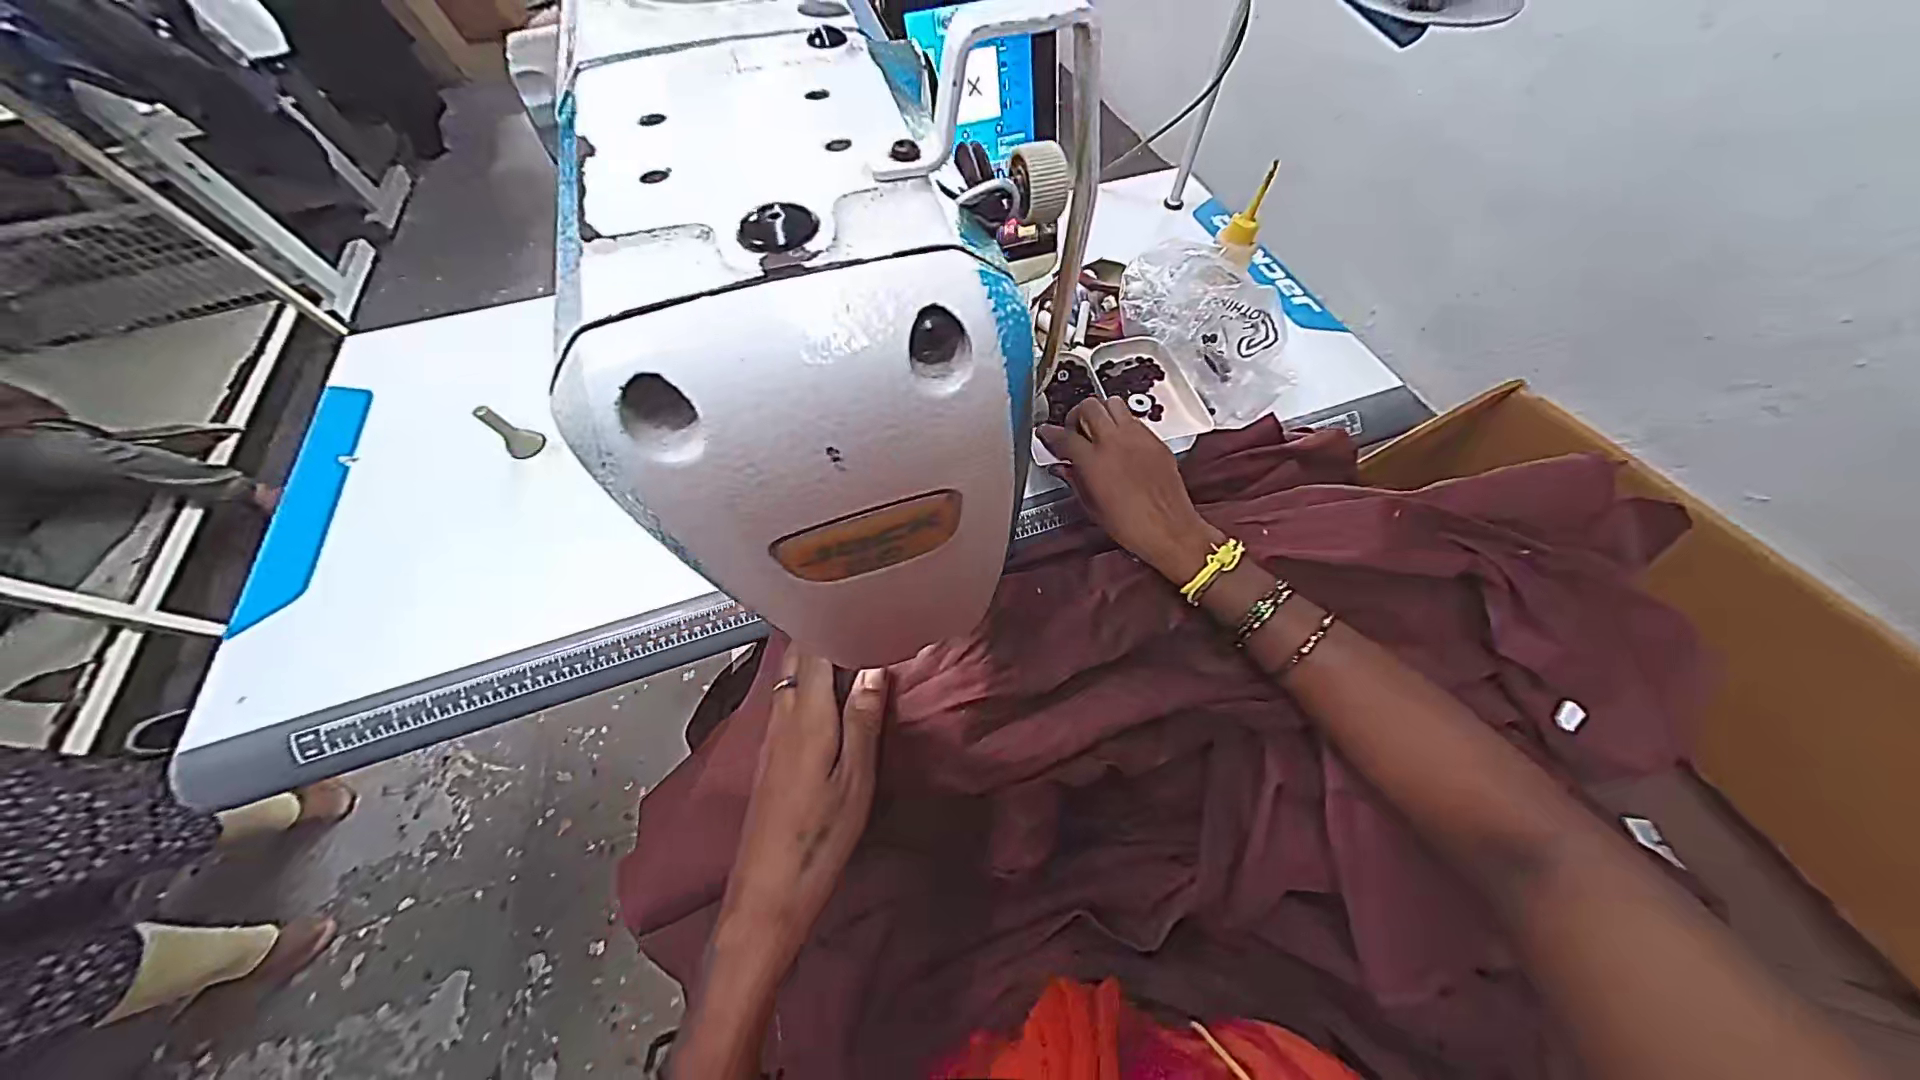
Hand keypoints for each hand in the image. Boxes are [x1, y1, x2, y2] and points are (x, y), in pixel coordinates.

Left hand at [715, 648, 888, 967]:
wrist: (766, 893)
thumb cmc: (818, 837)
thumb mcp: (856, 779)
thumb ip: (863, 718)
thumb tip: (875, 667)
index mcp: (805, 714)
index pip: (812, 648)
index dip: (832, 619)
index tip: (859, 600)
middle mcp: (780, 716)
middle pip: (795, 656)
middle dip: (823, 631)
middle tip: (859, 617)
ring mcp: (771, 735)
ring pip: (790, 677)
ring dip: (816, 656)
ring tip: (852, 645)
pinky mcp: (770, 754)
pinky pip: (788, 699)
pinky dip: (809, 683)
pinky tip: (831, 693)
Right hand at [1037, 395, 1223, 582]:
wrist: (1168, 529)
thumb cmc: (1133, 525)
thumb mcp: (1092, 506)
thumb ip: (1074, 480)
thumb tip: (1063, 468)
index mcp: (1094, 461)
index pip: (1063, 436)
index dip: (1049, 433)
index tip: (1045, 433)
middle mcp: (1115, 443)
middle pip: (1088, 407)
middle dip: (1076, 416)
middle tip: (1073, 430)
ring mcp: (1138, 438)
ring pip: (1113, 403)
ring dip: (1100, 413)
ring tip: (1097, 430)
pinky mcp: (1155, 440)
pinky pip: (1133, 419)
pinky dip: (1121, 424)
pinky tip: (1119, 442)